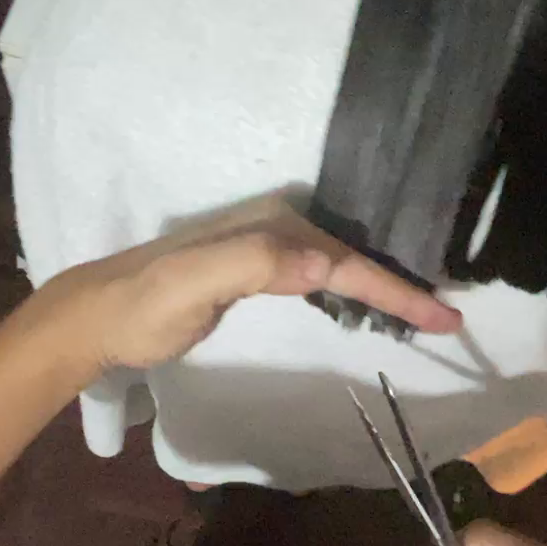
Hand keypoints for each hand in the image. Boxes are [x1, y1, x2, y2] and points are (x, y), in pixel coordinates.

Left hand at [39, 195, 461, 370]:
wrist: (98, 316)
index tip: (444, 316)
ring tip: (423, 311)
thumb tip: (328, 263)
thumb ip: (254, 264)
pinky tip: (362, 303)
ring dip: (381, 287)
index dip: (396, 290)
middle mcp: (273, 228)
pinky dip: (350, 290)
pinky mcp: (256, 269)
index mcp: (268, 230)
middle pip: (353, 257)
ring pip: (339, 264)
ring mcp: (264, 249)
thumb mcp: (190, 285)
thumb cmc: (141, 307)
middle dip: (402, 286)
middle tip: (448, 316)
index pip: (346, 262)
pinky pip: (319, 275)